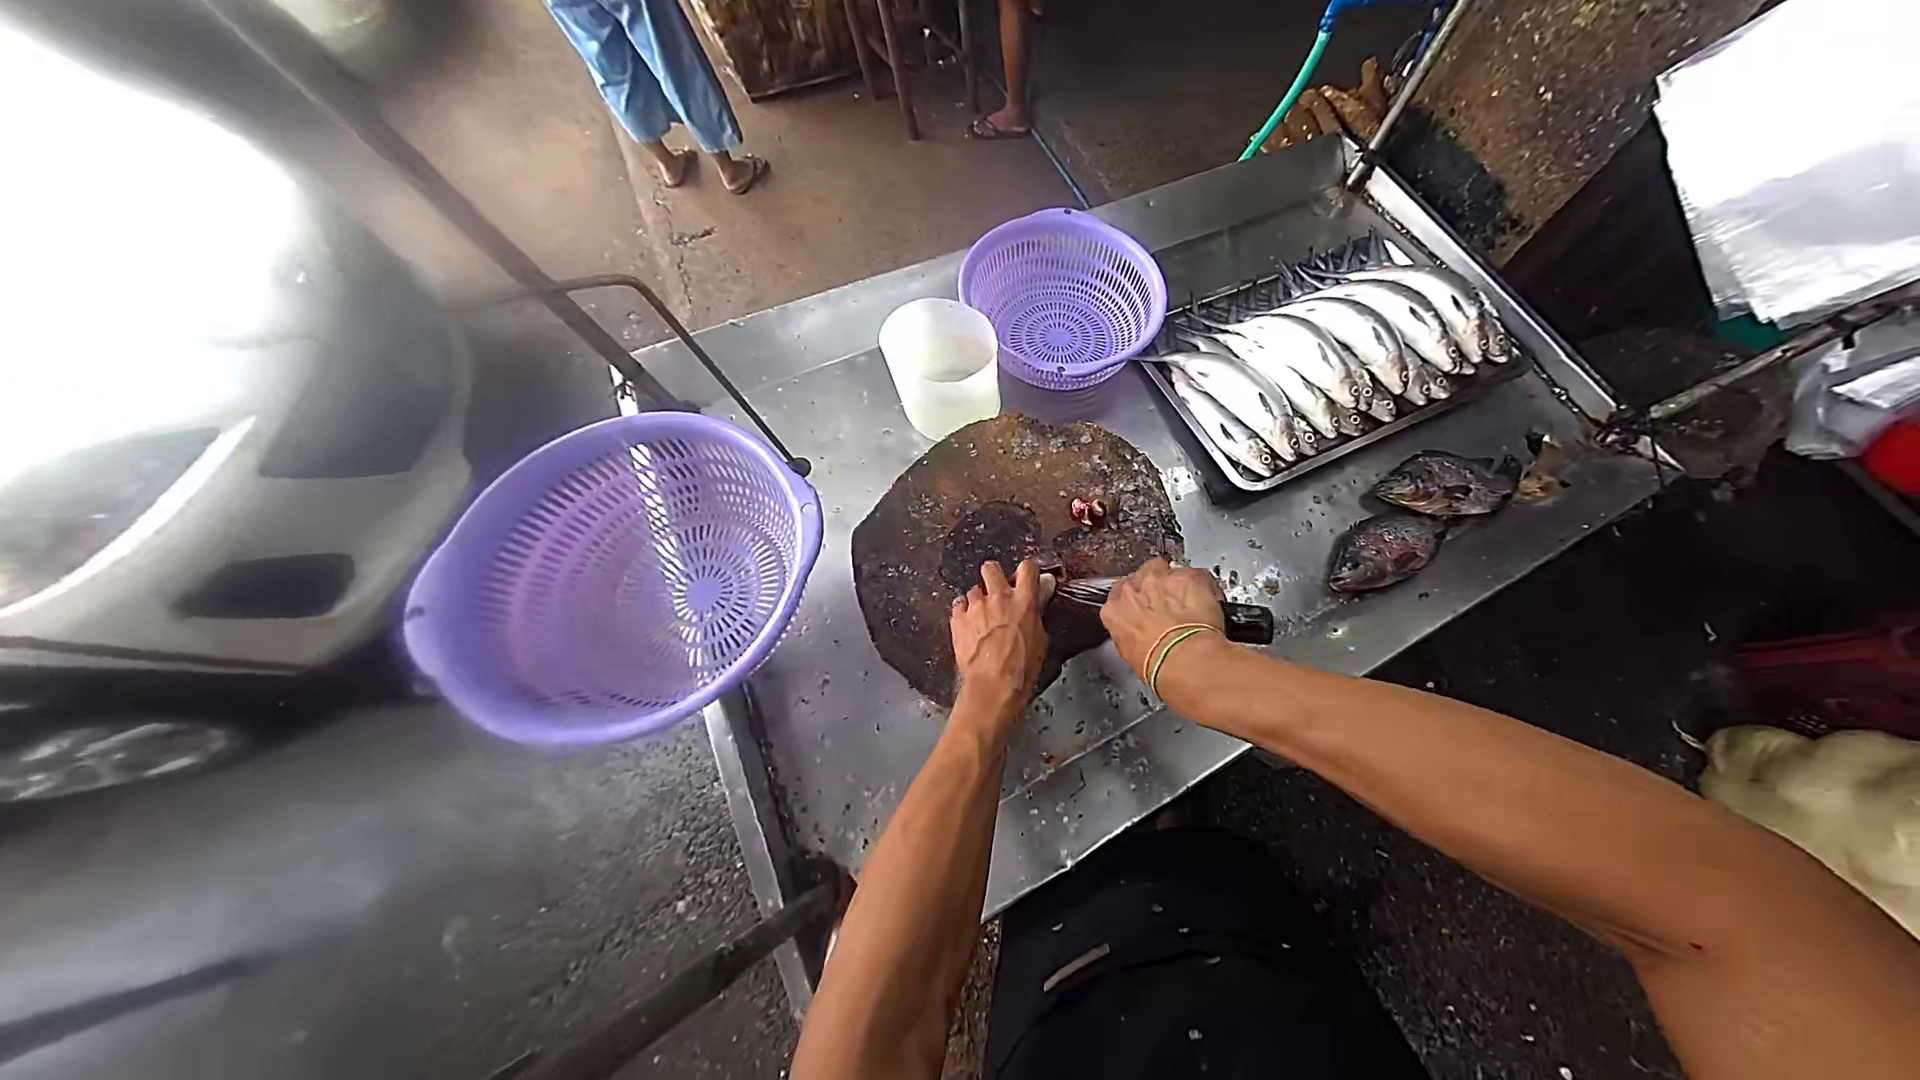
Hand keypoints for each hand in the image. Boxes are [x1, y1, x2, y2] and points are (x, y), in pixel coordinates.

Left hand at [950, 559, 1054, 720]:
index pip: (1027, 568)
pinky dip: (963, 612)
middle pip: (991, 568)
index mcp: (1023, 601)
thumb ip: (1037, 610)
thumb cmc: (1021, 667)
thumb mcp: (1040, 638)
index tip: (1024, 577)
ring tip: (982, 617)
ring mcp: (976, 606)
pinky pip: (958, 605)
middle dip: (993, 576)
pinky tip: (969, 625)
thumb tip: (1042, 591)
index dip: (1025, 571)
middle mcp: (998, 597)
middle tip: (996, 589)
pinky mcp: (958, 619)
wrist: (993, 686)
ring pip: (974, 590)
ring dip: (978, 600)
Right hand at [1100, 557, 1224, 676]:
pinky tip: (1210, 602)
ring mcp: (1160, 579)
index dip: (1137, 601)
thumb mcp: (1129, 654)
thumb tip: (1138, 636)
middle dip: (1155, 588)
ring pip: (1168, 570)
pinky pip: (1196, 575)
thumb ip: (1129, 634)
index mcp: (1114, 610)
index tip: (1146, 609)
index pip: (1120, 595)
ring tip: (1190, 603)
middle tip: (1170, 606)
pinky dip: (1203, 586)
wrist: (1183, 659)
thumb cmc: (1158, 663)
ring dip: (1177, 583)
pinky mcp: (1187, 576)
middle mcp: (1133, 588)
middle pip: (1143, 577)